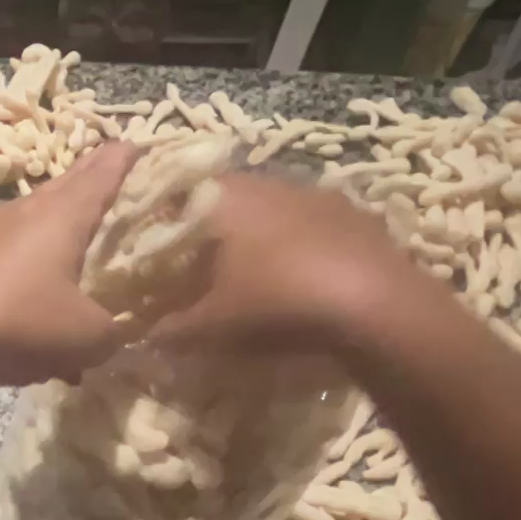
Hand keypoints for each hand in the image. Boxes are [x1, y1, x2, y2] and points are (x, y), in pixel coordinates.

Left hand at [0, 142, 141, 390]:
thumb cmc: (19, 324)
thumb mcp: (87, 338)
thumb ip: (116, 331)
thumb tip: (119, 331)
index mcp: (65, 212)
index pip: (107, 167)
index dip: (133, 157)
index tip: (152, 152)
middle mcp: (27, 209)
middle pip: (72, 183)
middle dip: (101, 186)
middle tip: (127, 196)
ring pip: (40, 217)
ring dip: (66, 228)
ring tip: (88, 249)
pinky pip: (16, 250)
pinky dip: (37, 263)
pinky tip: (41, 301)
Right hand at [149, 172, 428, 353]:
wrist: (376, 307)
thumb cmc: (275, 303)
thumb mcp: (211, 326)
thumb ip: (171, 329)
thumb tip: (144, 336)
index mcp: (228, 197)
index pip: (181, 196)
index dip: (166, 225)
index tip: (160, 256)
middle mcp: (272, 183)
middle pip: (227, 202)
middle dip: (212, 235)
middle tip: (201, 272)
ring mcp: (320, 196)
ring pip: (273, 213)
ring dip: (258, 240)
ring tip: (250, 279)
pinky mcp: (359, 218)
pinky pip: (312, 229)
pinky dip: (298, 250)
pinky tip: (298, 284)